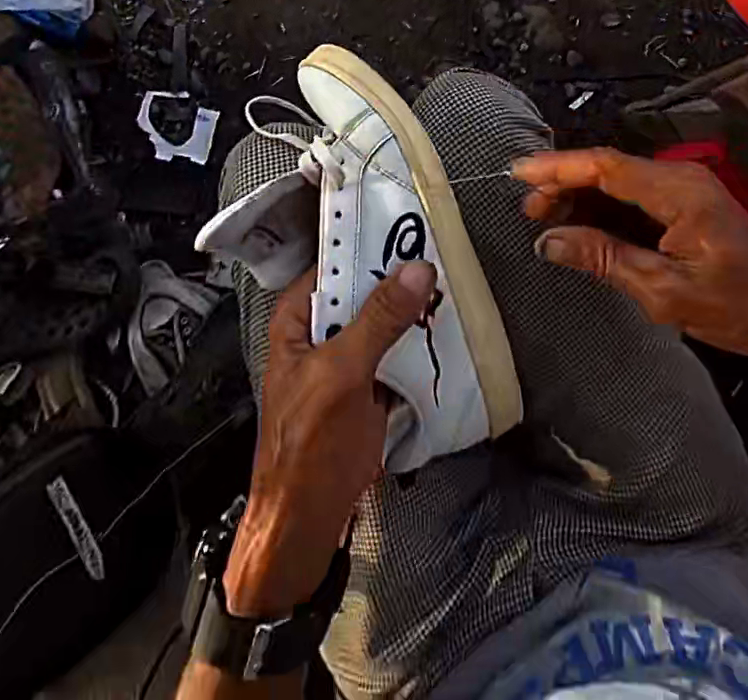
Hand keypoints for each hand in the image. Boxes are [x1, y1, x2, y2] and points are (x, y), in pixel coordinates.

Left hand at [223, 262, 436, 617]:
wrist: (308, 519)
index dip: (367, 245)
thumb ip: (379, 320)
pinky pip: (397, 353)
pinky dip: (417, 346)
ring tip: (449, 292)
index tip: (409, 229)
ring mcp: (347, 360)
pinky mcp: (369, 385)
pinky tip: (444, 333)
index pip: (333, 264)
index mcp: (299, 320)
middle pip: (363, 293)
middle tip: (440, 260)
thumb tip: (416, 271)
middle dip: (399, 282)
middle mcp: (321, 333)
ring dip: (412, 313)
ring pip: (383, 323)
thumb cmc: (309, 447)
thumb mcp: (343, 373)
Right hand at [513, 148, 747, 370]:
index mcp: (681, 193)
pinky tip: (576, 223)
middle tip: (527, 210)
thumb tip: (548, 241)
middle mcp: (681, 179)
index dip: (558, 166)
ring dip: (578, 195)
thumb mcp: (665, 293)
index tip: (518, 173)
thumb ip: (605, 259)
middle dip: (563, 183)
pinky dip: (599, 207)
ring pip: (616, 181)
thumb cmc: (739, 311)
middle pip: (608, 169)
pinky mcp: (684, 206)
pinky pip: (631, 197)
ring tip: (542, 217)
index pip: (606, 167)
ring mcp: (684, 190)